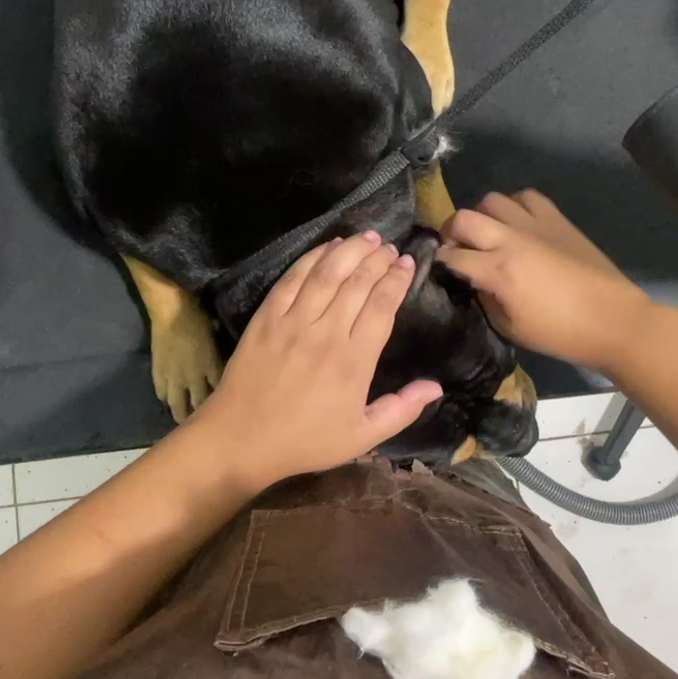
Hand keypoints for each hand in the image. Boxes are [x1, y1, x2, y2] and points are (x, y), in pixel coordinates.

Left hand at [188, 232, 443, 487]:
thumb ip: (402, 410)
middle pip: (358, 282)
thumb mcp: (362, 437)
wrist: (241, 439)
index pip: (382, 305)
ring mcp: (293, 321)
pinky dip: (312, 257)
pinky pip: (293, 278)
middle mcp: (326, 332)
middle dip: (377, 259)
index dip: (396, 279)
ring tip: (366, 237)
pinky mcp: (267, 317)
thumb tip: (436, 386)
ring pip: (327, 273)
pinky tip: (327, 247)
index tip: (407, 263)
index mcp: (354, 360)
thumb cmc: (306, 441)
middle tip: (389, 247)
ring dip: (349, 250)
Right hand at [438, 190, 655, 370]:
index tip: (439, 270)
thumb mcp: (510, 327)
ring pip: (492, 200)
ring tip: (489, 235)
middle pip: (463, 218)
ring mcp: (535, 225)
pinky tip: (518, 225)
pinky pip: (526, 197)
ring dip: (482, 217)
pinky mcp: (557, 219)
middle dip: (451, 233)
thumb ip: (485, 298)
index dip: (439, 263)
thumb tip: (473, 280)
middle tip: (457, 249)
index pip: (452, 256)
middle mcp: (511, 239)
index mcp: (498, 271)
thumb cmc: (560, 334)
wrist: (614, 320)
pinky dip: (514, 206)